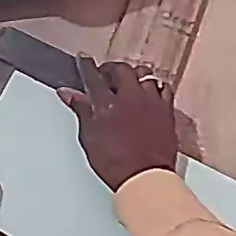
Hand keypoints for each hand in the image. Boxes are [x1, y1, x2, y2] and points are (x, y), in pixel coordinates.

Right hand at [58, 56, 179, 190]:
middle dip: (111, 68)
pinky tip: (149, 92)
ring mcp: (151, 102)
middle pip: (121, 70)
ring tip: (127, 81)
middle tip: (105, 73)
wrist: (145, 177)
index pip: (93, 75)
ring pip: (144, 76)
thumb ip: (81, 110)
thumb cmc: (115, 161)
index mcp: (107, 103)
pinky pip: (163, 88)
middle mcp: (130, 97)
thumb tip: (69, 94)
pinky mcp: (167, 111)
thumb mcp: (89, 136)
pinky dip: (154, 87)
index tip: (83, 58)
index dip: (86, 65)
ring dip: (134, 75)